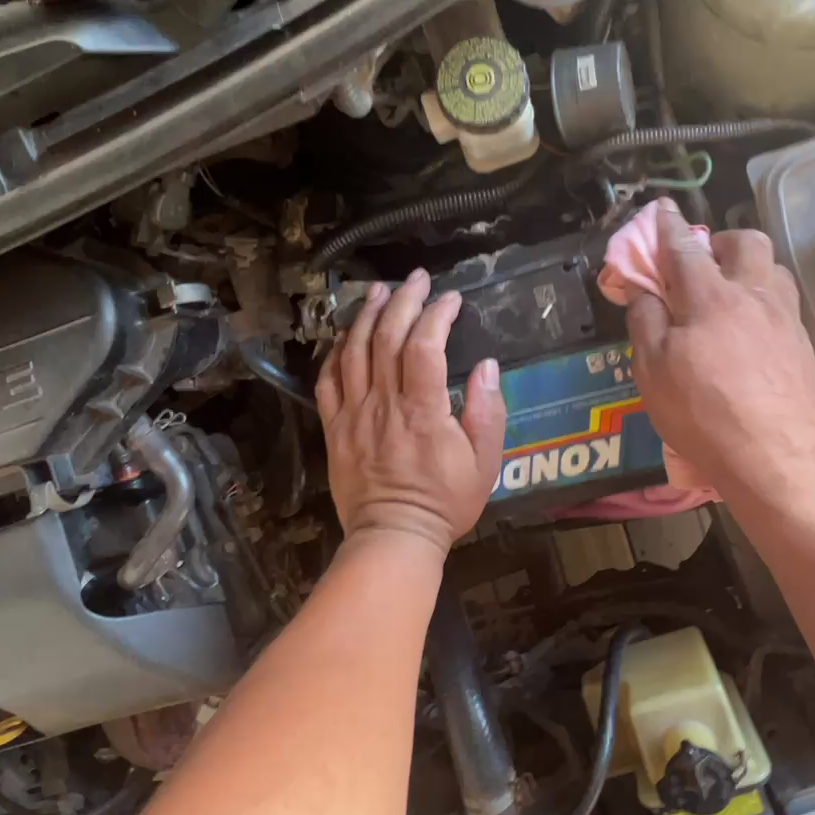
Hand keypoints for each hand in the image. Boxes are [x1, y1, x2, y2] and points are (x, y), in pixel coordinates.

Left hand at [316, 270, 506, 553]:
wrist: (393, 536)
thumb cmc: (445, 502)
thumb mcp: (485, 463)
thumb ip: (487, 412)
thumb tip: (487, 367)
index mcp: (422, 411)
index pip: (425, 346)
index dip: (437, 314)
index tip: (451, 299)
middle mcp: (383, 404)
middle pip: (388, 338)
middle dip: (403, 300)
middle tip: (416, 278)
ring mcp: (353, 414)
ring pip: (354, 351)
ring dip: (367, 315)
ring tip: (380, 291)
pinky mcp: (334, 427)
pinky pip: (327, 380)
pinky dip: (335, 352)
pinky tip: (346, 335)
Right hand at [626, 201, 814, 498]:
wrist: (771, 457)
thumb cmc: (700, 412)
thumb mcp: (652, 369)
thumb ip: (645, 320)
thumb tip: (644, 290)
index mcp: (711, 297)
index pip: (684, 247)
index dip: (667, 226)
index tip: (660, 210)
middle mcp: (753, 296)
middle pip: (746, 243)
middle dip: (721, 241)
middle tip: (702, 263)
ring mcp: (785, 320)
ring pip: (773, 270)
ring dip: (749, 269)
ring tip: (728, 296)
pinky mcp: (802, 346)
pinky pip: (784, 304)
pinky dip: (763, 302)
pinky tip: (750, 332)